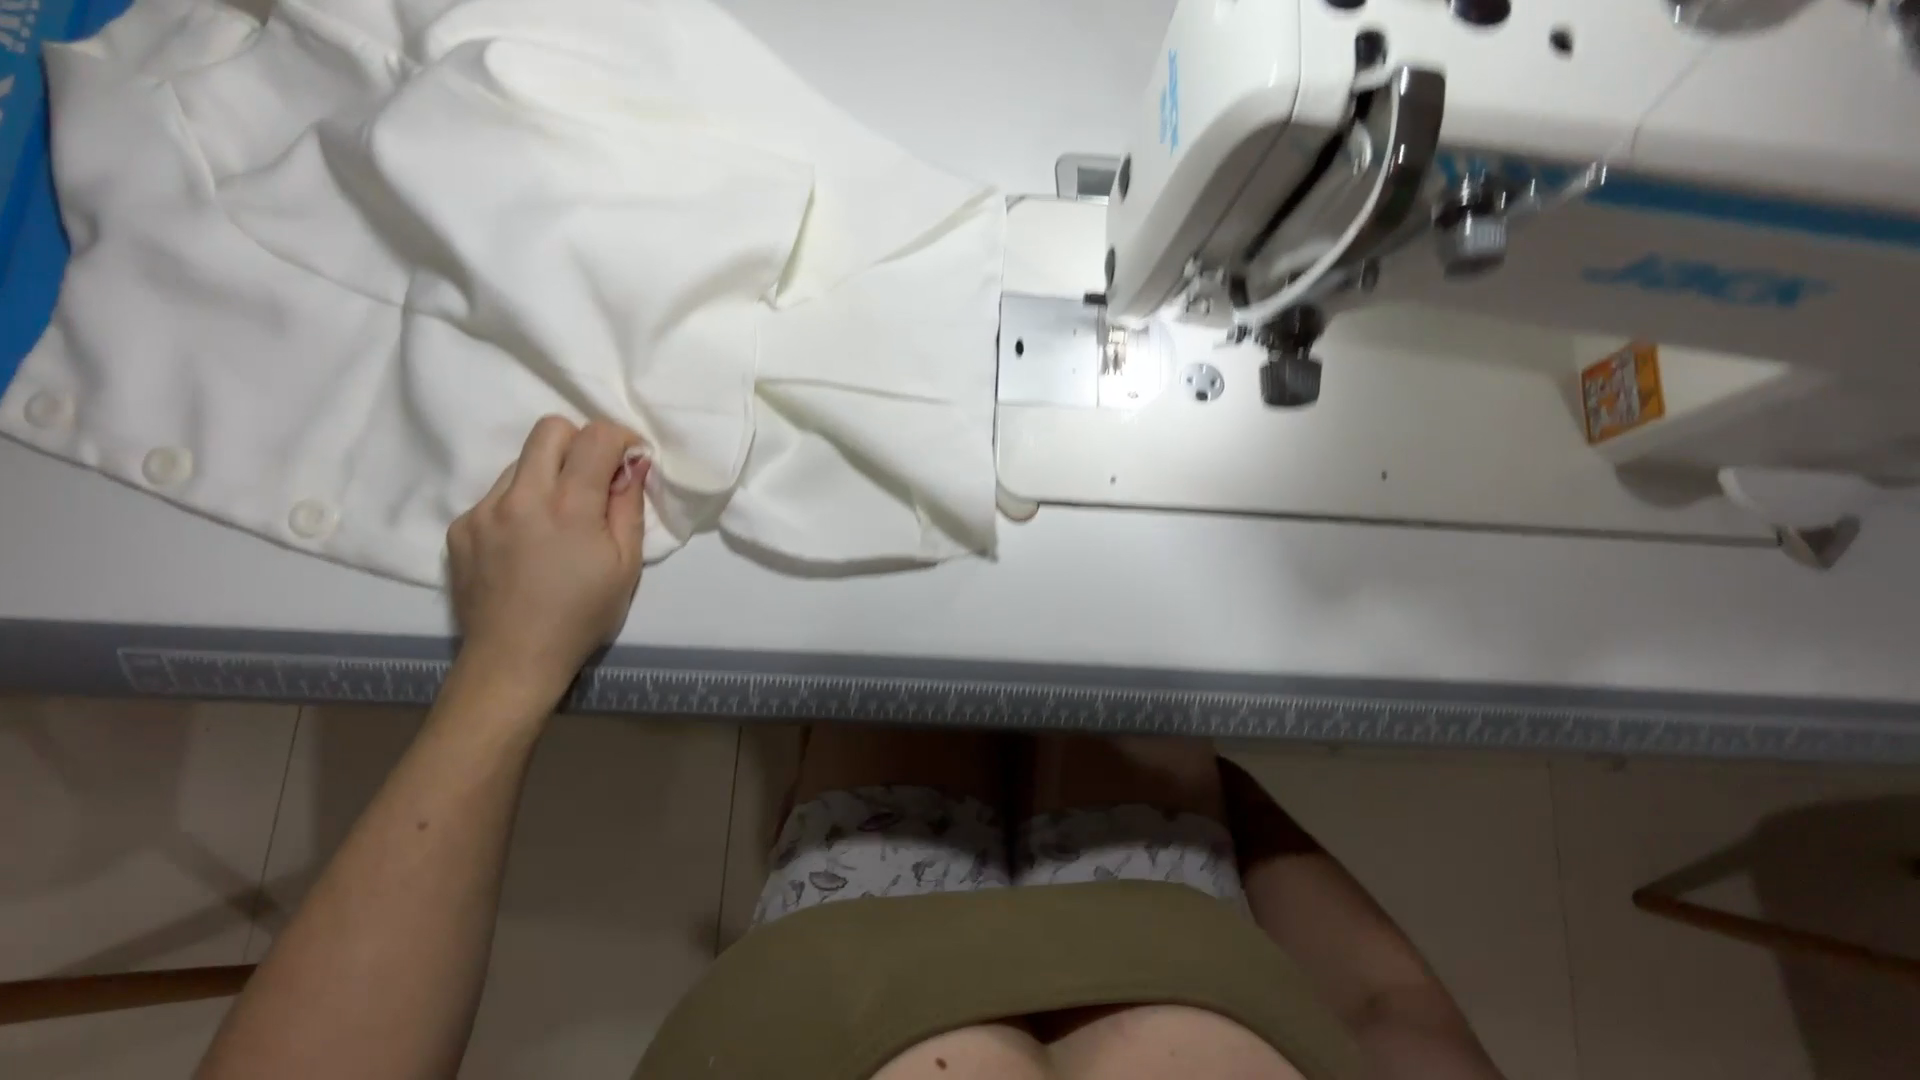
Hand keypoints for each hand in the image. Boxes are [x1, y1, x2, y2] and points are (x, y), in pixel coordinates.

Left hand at [446, 416, 648, 710]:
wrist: (513, 658)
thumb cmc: (581, 616)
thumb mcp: (625, 566)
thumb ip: (628, 507)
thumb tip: (632, 465)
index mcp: (570, 507)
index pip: (594, 436)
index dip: (620, 438)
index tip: (630, 459)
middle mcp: (522, 497)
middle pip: (550, 429)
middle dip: (580, 442)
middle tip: (593, 478)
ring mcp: (484, 510)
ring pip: (521, 462)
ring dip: (548, 475)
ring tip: (557, 520)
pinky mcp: (461, 526)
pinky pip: (496, 494)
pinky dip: (520, 504)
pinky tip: (527, 542)